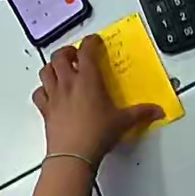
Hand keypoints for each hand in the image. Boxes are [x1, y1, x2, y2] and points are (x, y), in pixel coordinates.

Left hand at [31, 34, 163, 165]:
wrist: (73, 155)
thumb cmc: (96, 134)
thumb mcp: (123, 122)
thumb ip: (141, 113)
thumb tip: (156, 111)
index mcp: (88, 80)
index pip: (87, 51)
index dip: (90, 42)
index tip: (94, 40)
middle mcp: (68, 83)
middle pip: (60, 56)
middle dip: (67, 51)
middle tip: (74, 53)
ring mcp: (54, 95)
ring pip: (45, 70)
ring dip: (52, 66)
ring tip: (59, 67)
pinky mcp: (45, 109)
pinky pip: (38, 94)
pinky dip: (42, 89)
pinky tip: (48, 92)